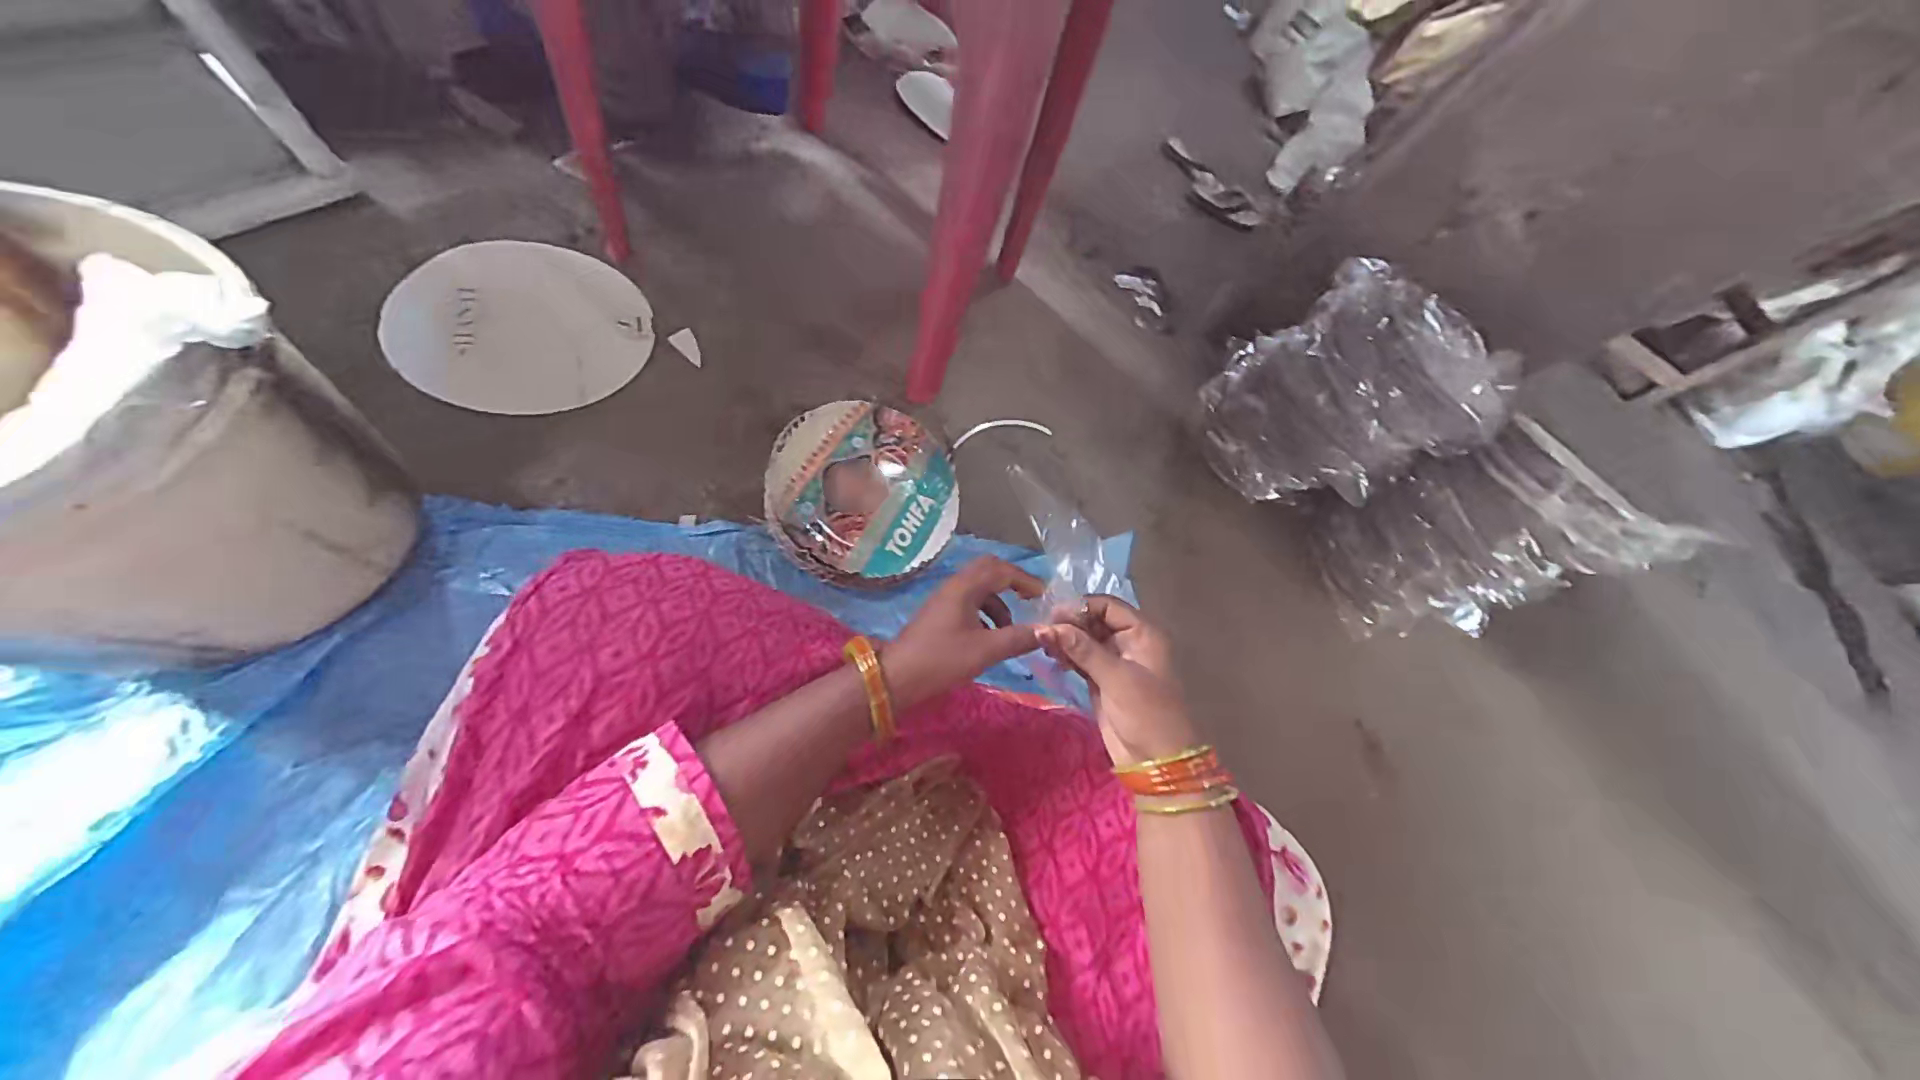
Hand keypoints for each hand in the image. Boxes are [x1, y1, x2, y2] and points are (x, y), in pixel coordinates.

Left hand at [882, 557, 1044, 709]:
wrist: (898, 677)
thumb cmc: (942, 659)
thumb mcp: (986, 650)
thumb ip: (1018, 638)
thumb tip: (1047, 631)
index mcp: (965, 587)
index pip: (1001, 570)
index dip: (1026, 579)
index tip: (1044, 595)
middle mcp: (954, 586)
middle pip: (988, 571)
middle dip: (1012, 583)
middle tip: (1030, 600)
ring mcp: (944, 600)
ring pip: (978, 589)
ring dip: (999, 602)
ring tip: (1010, 628)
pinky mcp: (939, 615)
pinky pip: (969, 603)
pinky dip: (985, 613)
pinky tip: (990, 637)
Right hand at [1035, 596, 1197, 765]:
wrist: (1157, 760)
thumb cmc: (1145, 713)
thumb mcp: (1115, 677)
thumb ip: (1082, 649)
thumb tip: (1046, 627)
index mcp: (1143, 634)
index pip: (1109, 606)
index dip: (1081, 607)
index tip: (1052, 615)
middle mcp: (1130, 642)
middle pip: (1095, 620)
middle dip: (1070, 623)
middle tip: (1042, 631)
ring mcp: (1115, 662)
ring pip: (1086, 640)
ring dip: (1065, 639)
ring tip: (1043, 644)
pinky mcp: (1103, 680)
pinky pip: (1082, 659)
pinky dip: (1067, 656)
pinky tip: (1051, 656)